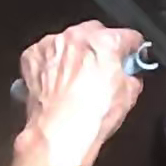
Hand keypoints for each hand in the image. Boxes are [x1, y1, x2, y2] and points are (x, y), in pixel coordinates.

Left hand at [16, 21, 145, 165]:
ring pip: (69, 41)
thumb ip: (132, 77)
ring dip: (75, 53)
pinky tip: (59, 81)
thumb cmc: (90, 117)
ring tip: (77, 79)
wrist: (58, 133)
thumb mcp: (129, 96)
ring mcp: (52, 45)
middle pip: (95, 32)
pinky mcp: (33, 56)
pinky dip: (53, 63)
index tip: (132, 54)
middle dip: (101, 47)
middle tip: (103, 68)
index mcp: (105, 42)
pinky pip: (48, 53)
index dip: (133, 47)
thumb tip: (130, 75)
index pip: (128, 35)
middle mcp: (77, 37)